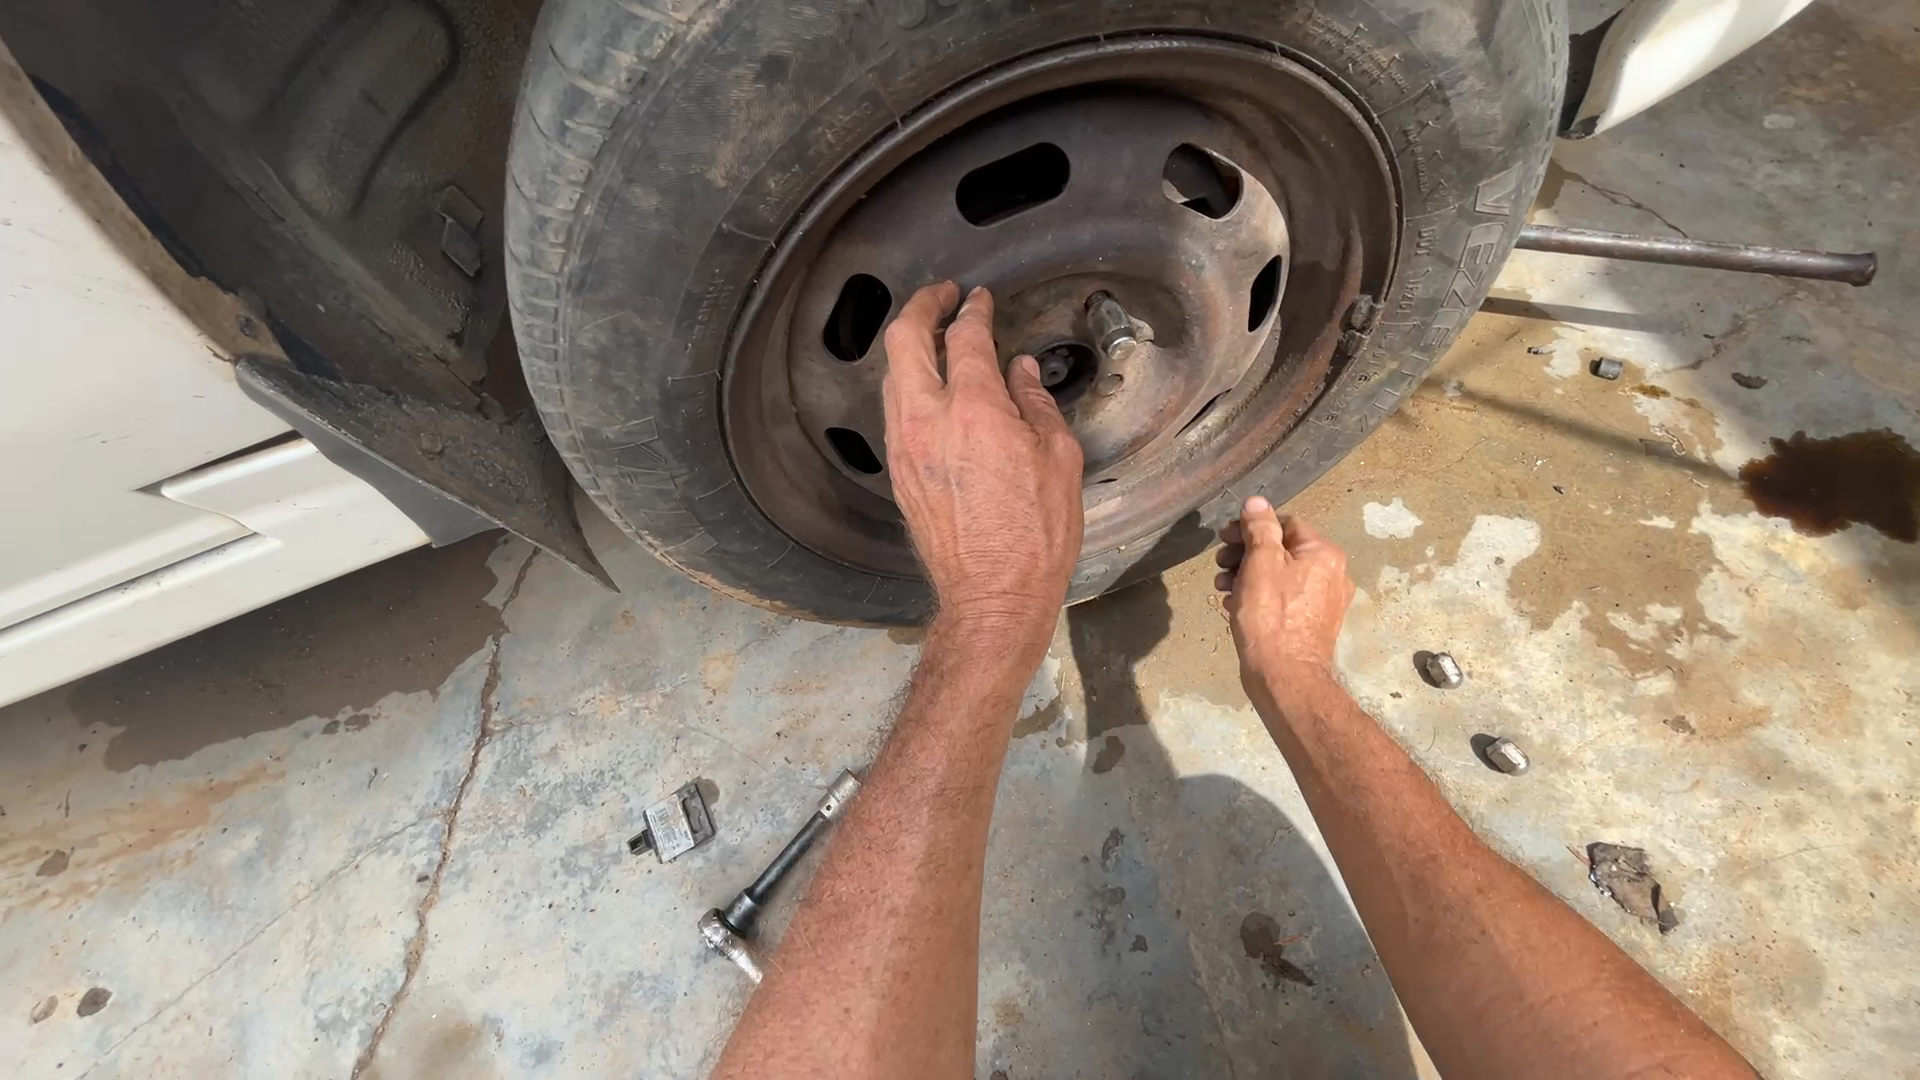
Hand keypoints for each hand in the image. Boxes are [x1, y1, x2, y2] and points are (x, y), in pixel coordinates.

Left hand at [881, 283, 1083, 650]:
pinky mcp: (898, 474)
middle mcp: (927, 421)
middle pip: (904, 341)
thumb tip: (1021, 371)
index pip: (965, 340)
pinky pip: (892, 412)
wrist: (992, 593)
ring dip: (908, 347)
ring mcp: (904, 449)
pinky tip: (924, 389)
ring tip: (931, 338)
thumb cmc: (1035, 533)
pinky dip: (905, 386)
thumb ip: (1035, 403)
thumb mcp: (1058, 458)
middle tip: (941, 296)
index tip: (978, 299)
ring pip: (890, 377)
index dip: (973, 311)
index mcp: (974, 411)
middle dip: (921, 307)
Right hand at [1214, 498, 1354, 690]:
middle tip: (1219, 565)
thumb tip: (1257, 502)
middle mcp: (1332, 574)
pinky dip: (1258, 595)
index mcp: (1323, 554)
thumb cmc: (1270, 616)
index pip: (1285, 523)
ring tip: (1222, 588)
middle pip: (1282, 549)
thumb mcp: (1259, 563)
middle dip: (1246, 553)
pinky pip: (1282, 597)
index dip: (1251, 527)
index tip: (1224, 539)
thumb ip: (1259, 529)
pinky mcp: (1312, 623)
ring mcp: (1324, 601)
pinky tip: (1235, 606)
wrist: (1285, 676)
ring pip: (1279, 574)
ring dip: (1247, 575)